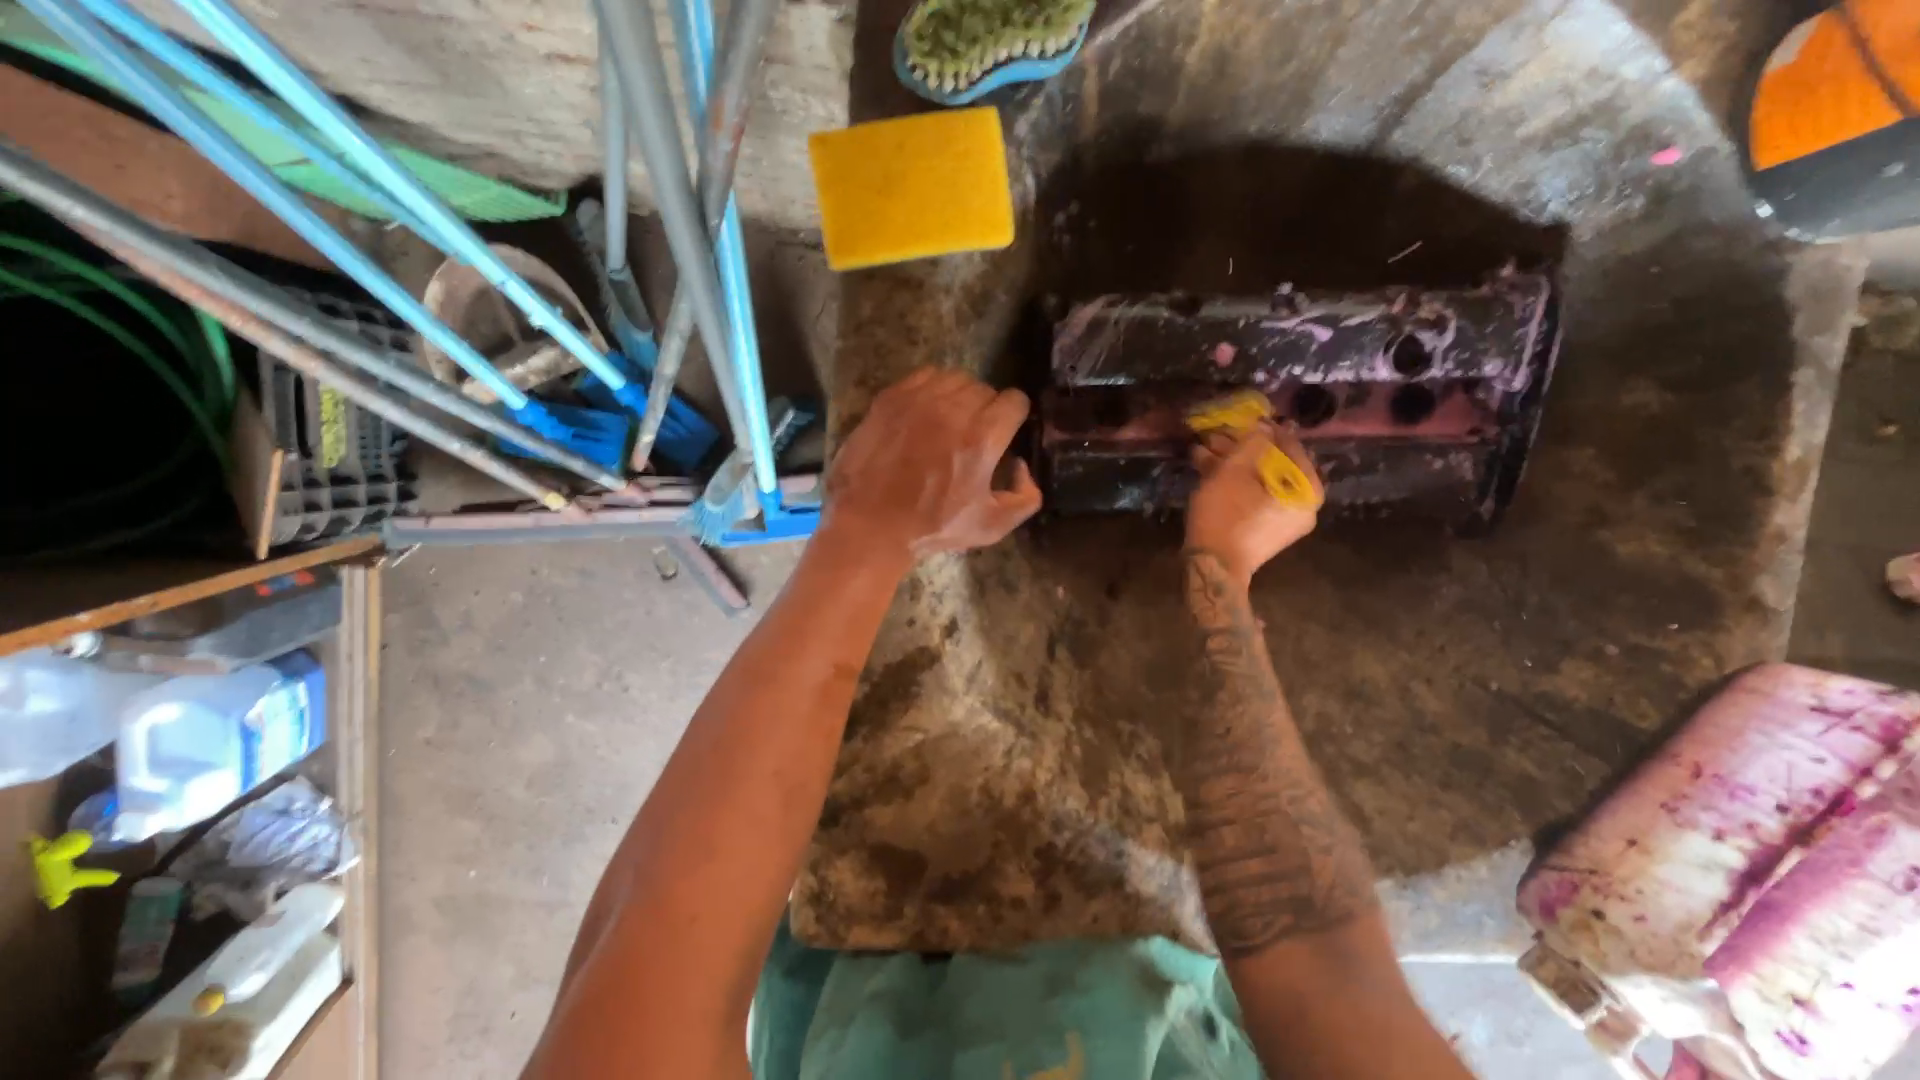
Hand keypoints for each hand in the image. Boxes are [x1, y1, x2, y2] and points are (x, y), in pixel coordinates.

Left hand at [825, 367, 1042, 558]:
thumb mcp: (992, 525)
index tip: (1004, 432)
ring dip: (959, 396)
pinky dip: (931, 389)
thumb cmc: (933, 527)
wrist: (871, 525)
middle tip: (973, 434)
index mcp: (982, 437)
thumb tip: (1021, 465)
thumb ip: (1026, 497)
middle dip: (986, 409)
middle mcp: (953, 409)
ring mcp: (919, 400)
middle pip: (985, 389)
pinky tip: (926, 412)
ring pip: (955, 378)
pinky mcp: (891, 398)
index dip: (1014, 417)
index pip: (1015, 400)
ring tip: (949, 420)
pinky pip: (924, 376)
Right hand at [1185, 421, 1322, 586]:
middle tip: (1217, 434)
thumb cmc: (1227, 515)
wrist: (1213, 568)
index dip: (1265, 430)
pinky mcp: (1261, 529)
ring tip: (1202, 448)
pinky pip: (1251, 497)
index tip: (1244, 418)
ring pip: (1256, 481)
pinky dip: (1232, 484)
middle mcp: (1301, 505)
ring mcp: (1281, 520)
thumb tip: (1262, 428)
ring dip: (1230, 464)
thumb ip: (1252, 442)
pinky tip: (1205, 468)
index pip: (1291, 447)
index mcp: (1307, 490)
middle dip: (1240, 448)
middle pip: (1271, 465)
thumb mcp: (1235, 470)